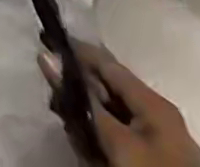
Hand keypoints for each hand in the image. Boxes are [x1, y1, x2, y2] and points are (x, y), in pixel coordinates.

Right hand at [41, 44, 199, 166]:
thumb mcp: (116, 141)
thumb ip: (82, 101)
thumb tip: (47, 57)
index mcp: (152, 102)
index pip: (107, 63)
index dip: (76, 51)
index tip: (45, 44)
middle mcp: (155, 113)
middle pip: (107, 89)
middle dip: (79, 93)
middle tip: (56, 104)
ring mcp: (154, 138)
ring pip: (109, 114)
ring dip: (87, 121)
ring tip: (75, 135)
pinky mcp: (150, 158)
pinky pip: (117, 137)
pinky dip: (99, 140)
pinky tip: (89, 152)